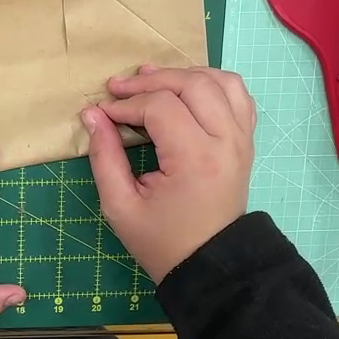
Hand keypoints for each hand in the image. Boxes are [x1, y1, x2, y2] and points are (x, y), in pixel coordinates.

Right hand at [82, 66, 257, 283]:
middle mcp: (226, 142)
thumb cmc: (161, 241)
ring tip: (152, 81)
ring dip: (184, 74)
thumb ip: (104, 157)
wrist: (210, 264)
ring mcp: (242, 139)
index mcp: (195, 160)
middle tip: (118, 88)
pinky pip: (238, 95)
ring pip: (221, 81)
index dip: (126, 104)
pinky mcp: (246, 141)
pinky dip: (212, 83)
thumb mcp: (120, 206)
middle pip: (192, 83)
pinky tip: (186, 90)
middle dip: (150, 80)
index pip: (160, 107)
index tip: (102, 113)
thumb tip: (92, 115)